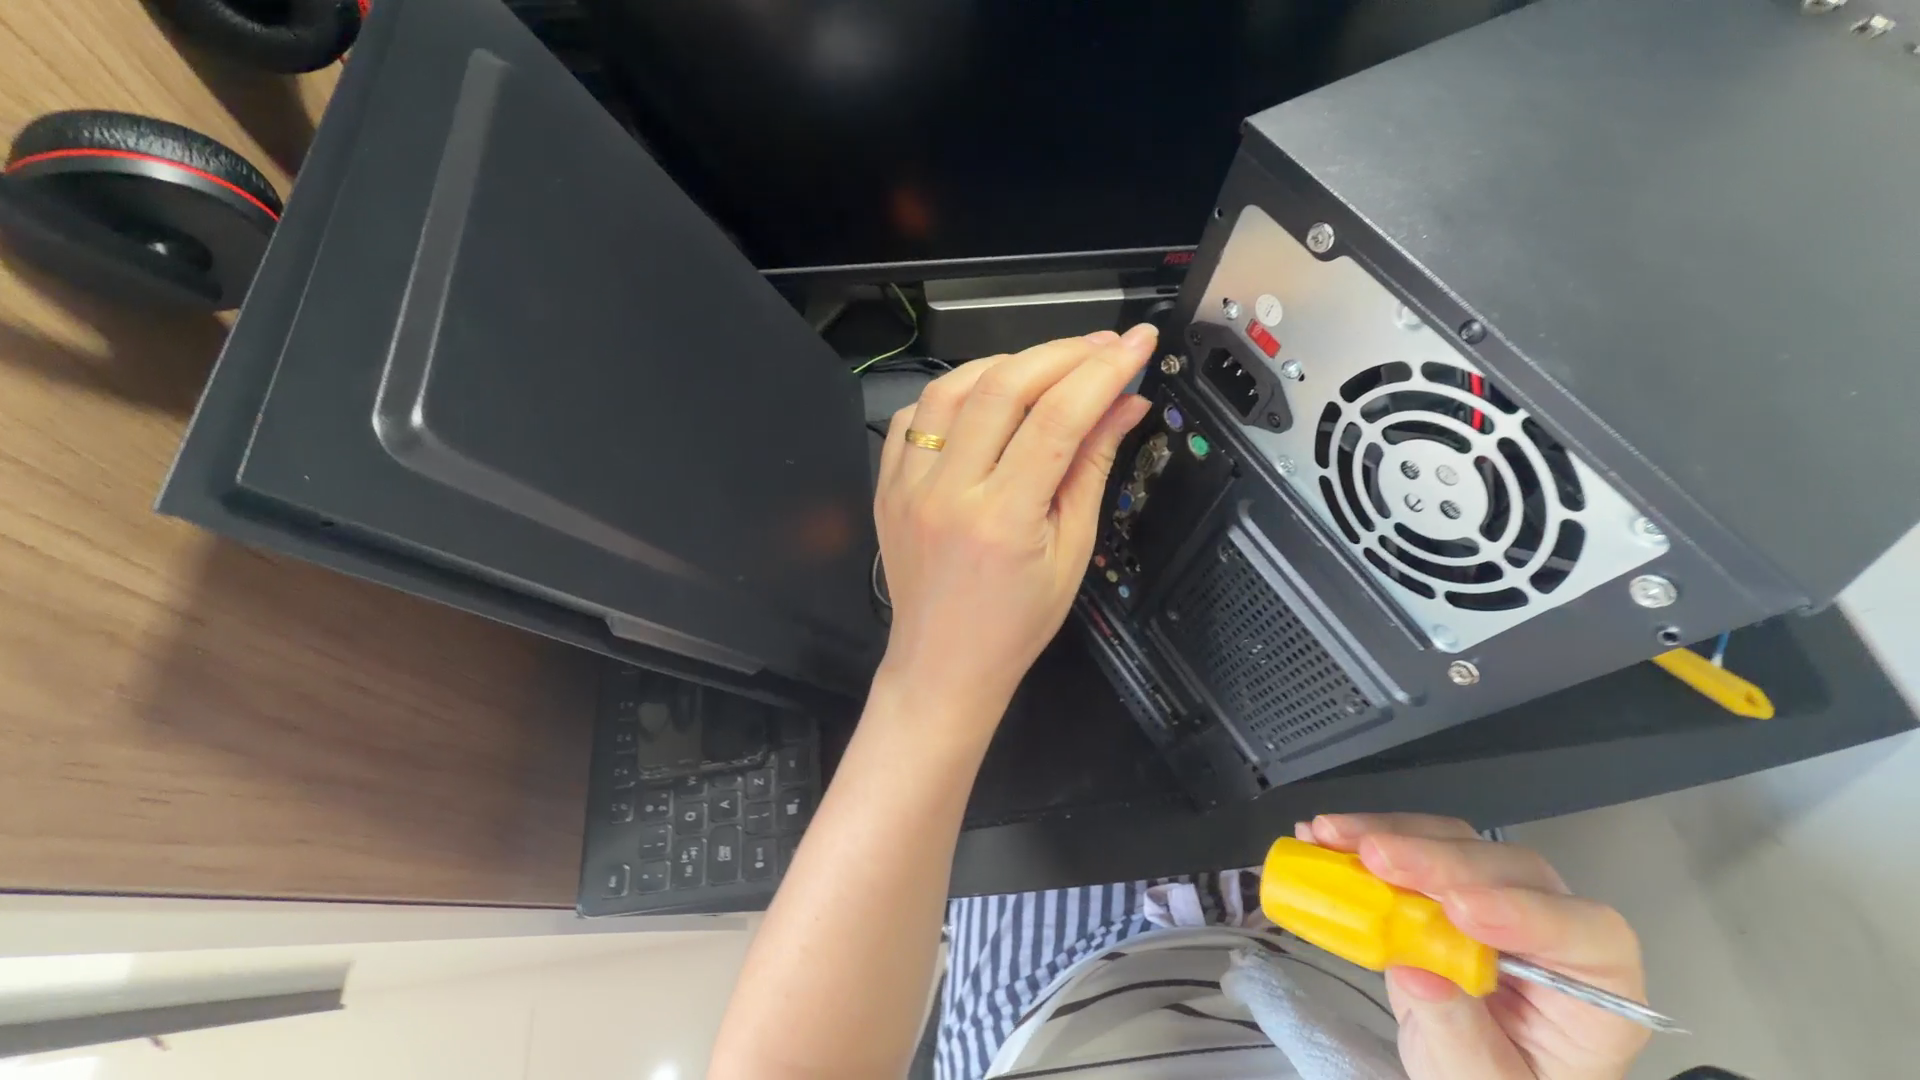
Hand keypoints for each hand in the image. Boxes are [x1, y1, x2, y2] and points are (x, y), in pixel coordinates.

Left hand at [873, 326, 1156, 717]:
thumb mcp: (1072, 551)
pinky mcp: (887, 485)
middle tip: (1102, 346)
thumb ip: (1091, 468)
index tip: (1136, 344)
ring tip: (1049, 366)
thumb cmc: (1016, 623)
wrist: (944, 665)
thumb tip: (1125, 403)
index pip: (1058, 418)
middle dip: (1061, 353)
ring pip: (952, 388)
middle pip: (1003, 387)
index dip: (1103, 371)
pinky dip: (956, 393)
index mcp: (1003, 519)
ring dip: (1007, 363)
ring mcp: (908, 486)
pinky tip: (987, 397)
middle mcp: (948, 493)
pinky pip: (916, 415)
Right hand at [1298, 814, 1650, 1079]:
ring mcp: (1495, 899)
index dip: (1527, 911)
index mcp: (1594, 993)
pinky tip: (1323, 835)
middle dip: (1438, 860)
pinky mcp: (1442, 886)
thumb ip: (1460, 1034)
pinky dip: (1365, 836)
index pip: (1587, 935)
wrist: (1470, 1078)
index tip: (1460, 910)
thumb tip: (1415, 970)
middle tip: (1373, 856)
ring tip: (1329, 835)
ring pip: (1458, 843)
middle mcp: (1550, 931)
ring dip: (1392, 834)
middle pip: (1512, 871)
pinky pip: (1414, 846)